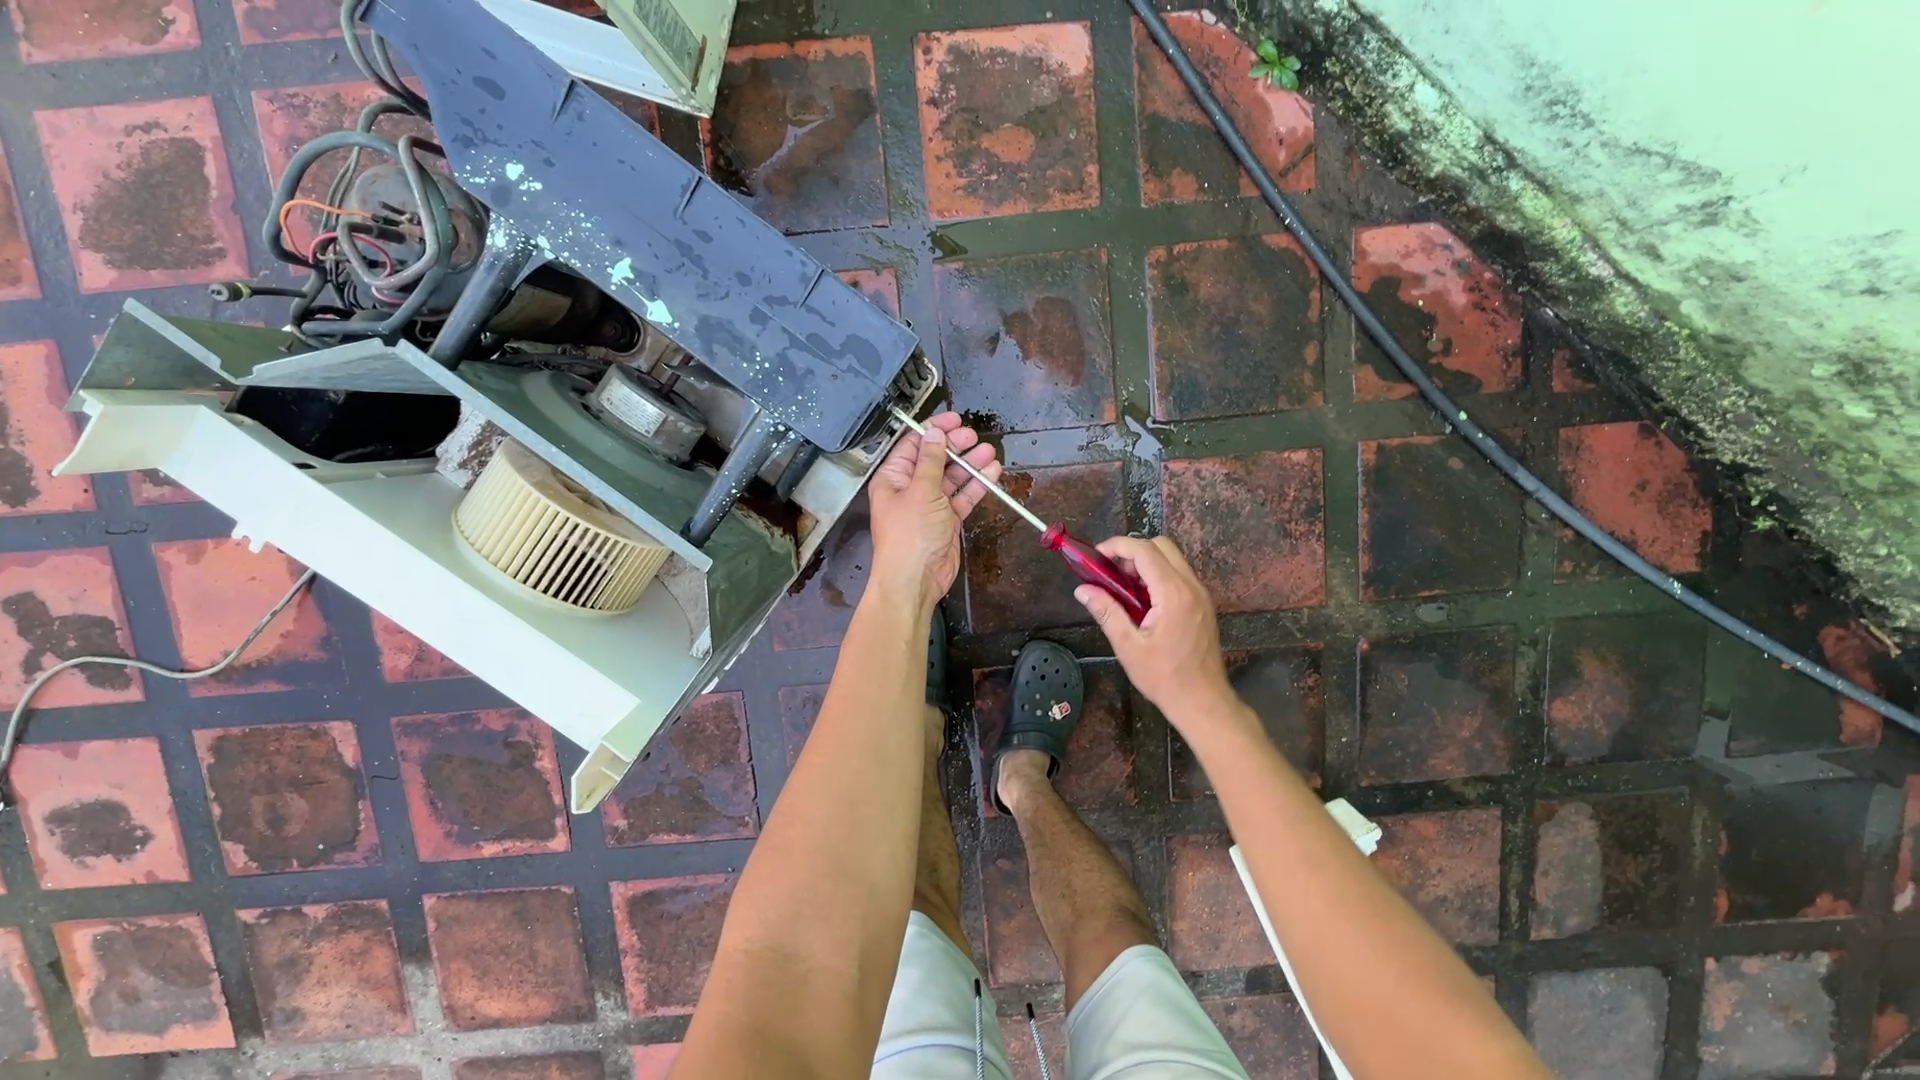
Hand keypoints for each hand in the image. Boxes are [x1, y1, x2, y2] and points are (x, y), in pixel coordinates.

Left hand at [868, 411, 999, 612]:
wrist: (915, 579)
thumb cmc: (909, 537)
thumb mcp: (921, 491)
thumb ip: (931, 460)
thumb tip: (935, 433)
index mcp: (893, 478)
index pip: (913, 445)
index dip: (933, 429)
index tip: (954, 419)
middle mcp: (909, 489)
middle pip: (935, 459)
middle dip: (955, 446)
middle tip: (974, 437)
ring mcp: (929, 505)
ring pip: (952, 478)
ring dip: (970, 465)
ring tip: (989, 453)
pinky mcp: (946, 520)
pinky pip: (963, 497)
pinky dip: (977, 486)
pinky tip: (991, 474)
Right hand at [1075, 536, 1243, 734]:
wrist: (1203, 700)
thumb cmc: (1164, 677)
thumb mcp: (1128, 646)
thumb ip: (1106, 612)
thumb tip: (1082, 589)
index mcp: (1173, 594)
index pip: (1145, 551)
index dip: (1118, 546)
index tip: (1096, 556)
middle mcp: (1191, 586)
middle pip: (1162, 546)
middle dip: (1132, 550)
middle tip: (1109, 571)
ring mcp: (1200, 594)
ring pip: (1172, 558)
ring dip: (1145, 562)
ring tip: (1122, 585)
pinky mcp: (1202, 603)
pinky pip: (1179, 574)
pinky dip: (1157, 575)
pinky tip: (1141, 599)